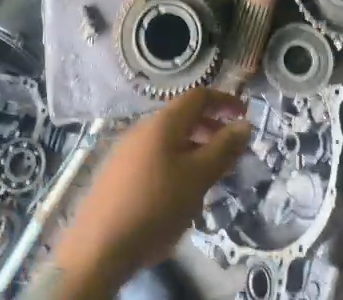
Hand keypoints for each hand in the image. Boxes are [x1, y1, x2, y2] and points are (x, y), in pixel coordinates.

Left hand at [49, 89, 251, 292]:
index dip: (223, 101)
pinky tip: (179, 195)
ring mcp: (126, 151)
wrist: (98, 246)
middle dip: (210, 129)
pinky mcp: (117, 174)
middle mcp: (142, 129)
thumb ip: (222, 149)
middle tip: (231, 151)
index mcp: (162, 123)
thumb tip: (244, 124)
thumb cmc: (155, 206)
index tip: (244, 115)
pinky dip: (175, 164)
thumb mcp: (197, 178)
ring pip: (168, 140)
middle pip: (182, 117)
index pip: (197, 96)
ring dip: (194, 150)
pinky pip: (154, 158)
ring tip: (209, 177)